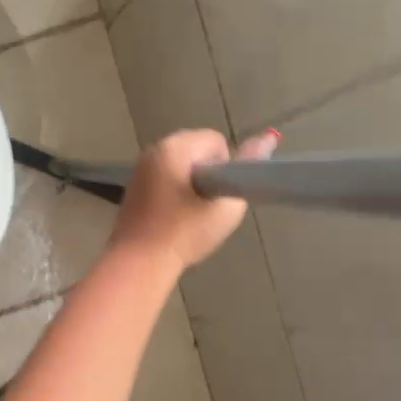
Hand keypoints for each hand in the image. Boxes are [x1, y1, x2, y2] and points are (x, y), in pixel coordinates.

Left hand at [111, 129, 278, 271]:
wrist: (138, 263)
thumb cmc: (185, 235)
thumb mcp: (226, 206)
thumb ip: (249, 169)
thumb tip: (270, 136)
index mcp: (174, 147)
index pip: (215, 142)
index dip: (224, 168)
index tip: (217, 197)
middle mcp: (153, 150)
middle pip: (194, 150)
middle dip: (204, 173)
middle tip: (203, 207)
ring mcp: (138, 168)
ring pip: (178, 165)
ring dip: (188, 182)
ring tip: (187, 214)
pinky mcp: (131, 187)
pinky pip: (162, 178)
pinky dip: (171, 190)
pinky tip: (171, 216)